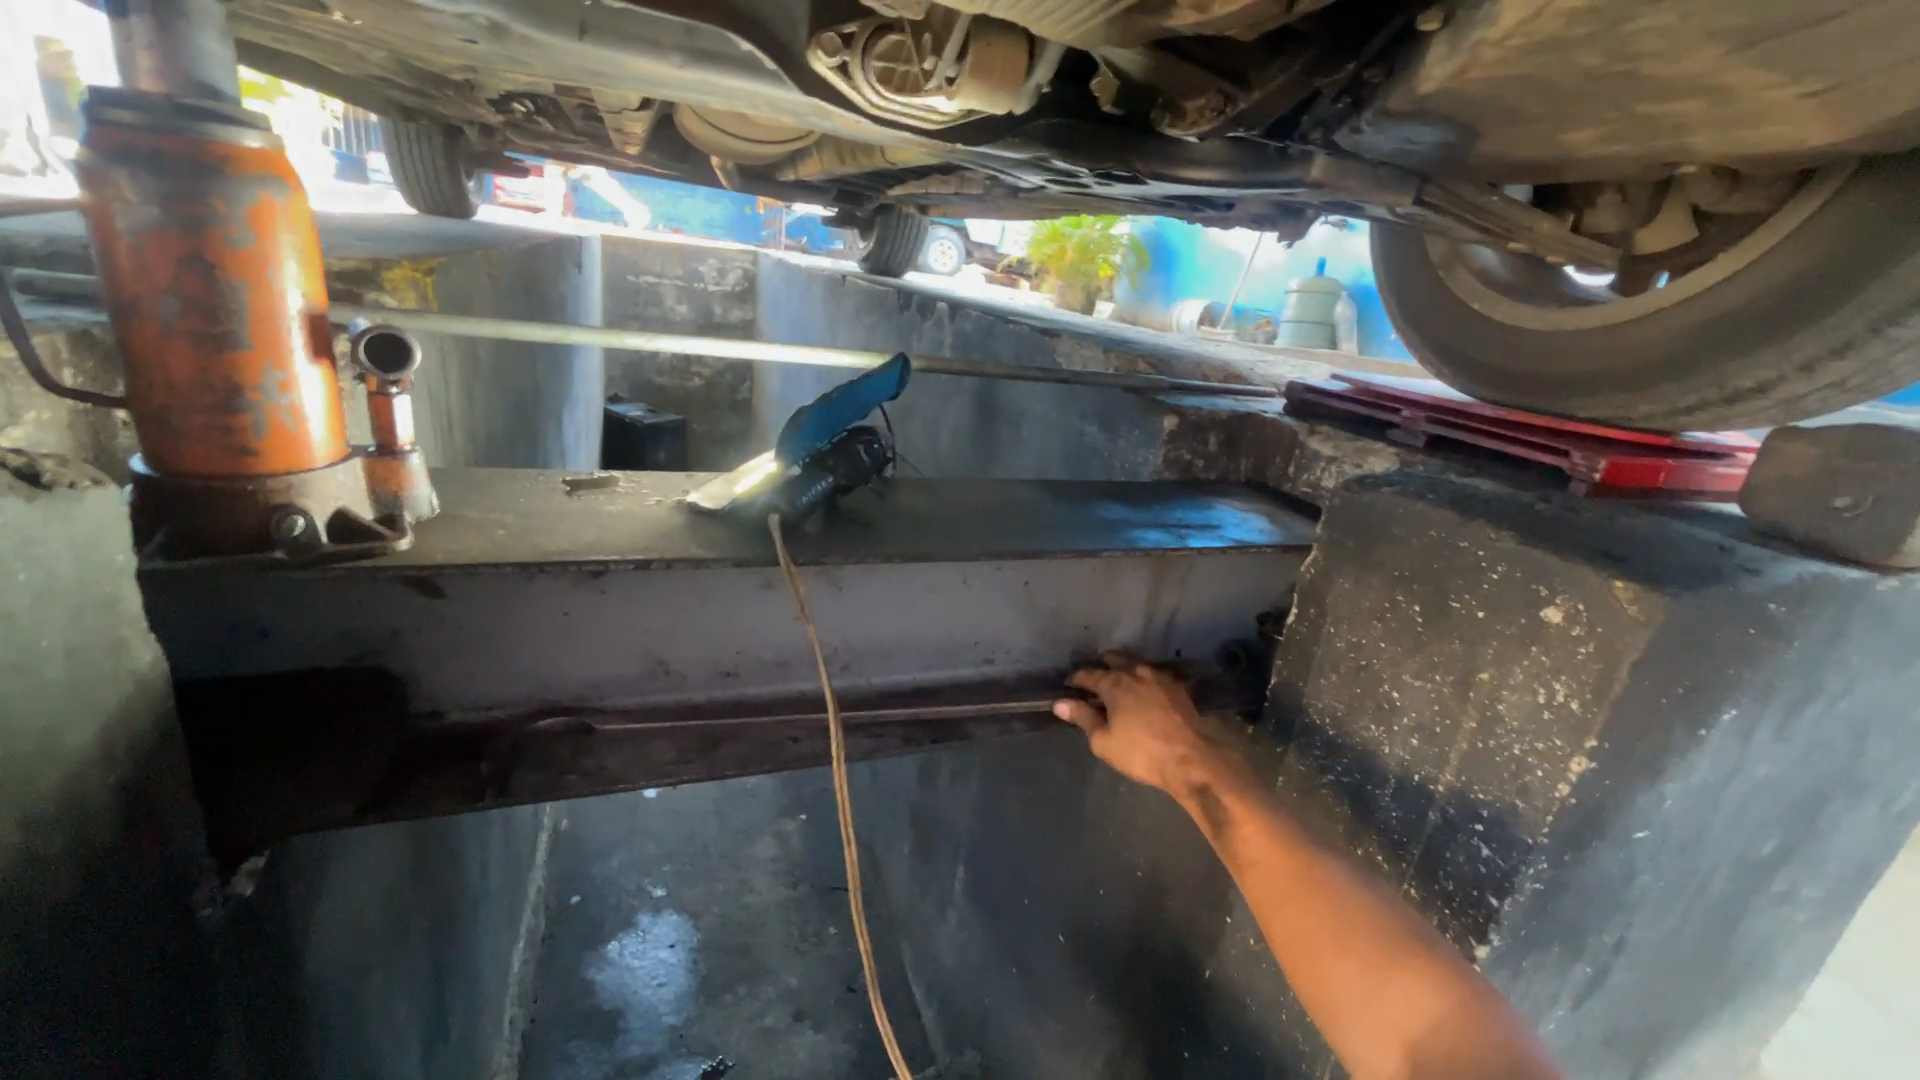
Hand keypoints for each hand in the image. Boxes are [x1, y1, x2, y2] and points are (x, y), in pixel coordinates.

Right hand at [1053, 651, 1245, 797]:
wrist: (1191, 760)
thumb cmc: (1141, 753)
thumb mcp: (1103, 741)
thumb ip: (1082, 717)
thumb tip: (1060, 702)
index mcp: (1114, 683)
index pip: (1088, 673)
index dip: (1075, 679)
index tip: (1068, 686)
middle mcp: (1137, 672)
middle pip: (1114, 659)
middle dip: (1102, 666)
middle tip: (1094, 681)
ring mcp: (1161, 677)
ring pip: (1137, 664)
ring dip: (1125, 669)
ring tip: (1120, 684)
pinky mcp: (1179, 688)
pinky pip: (1155, 676)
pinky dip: (1145, 680)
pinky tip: (1145, 693)